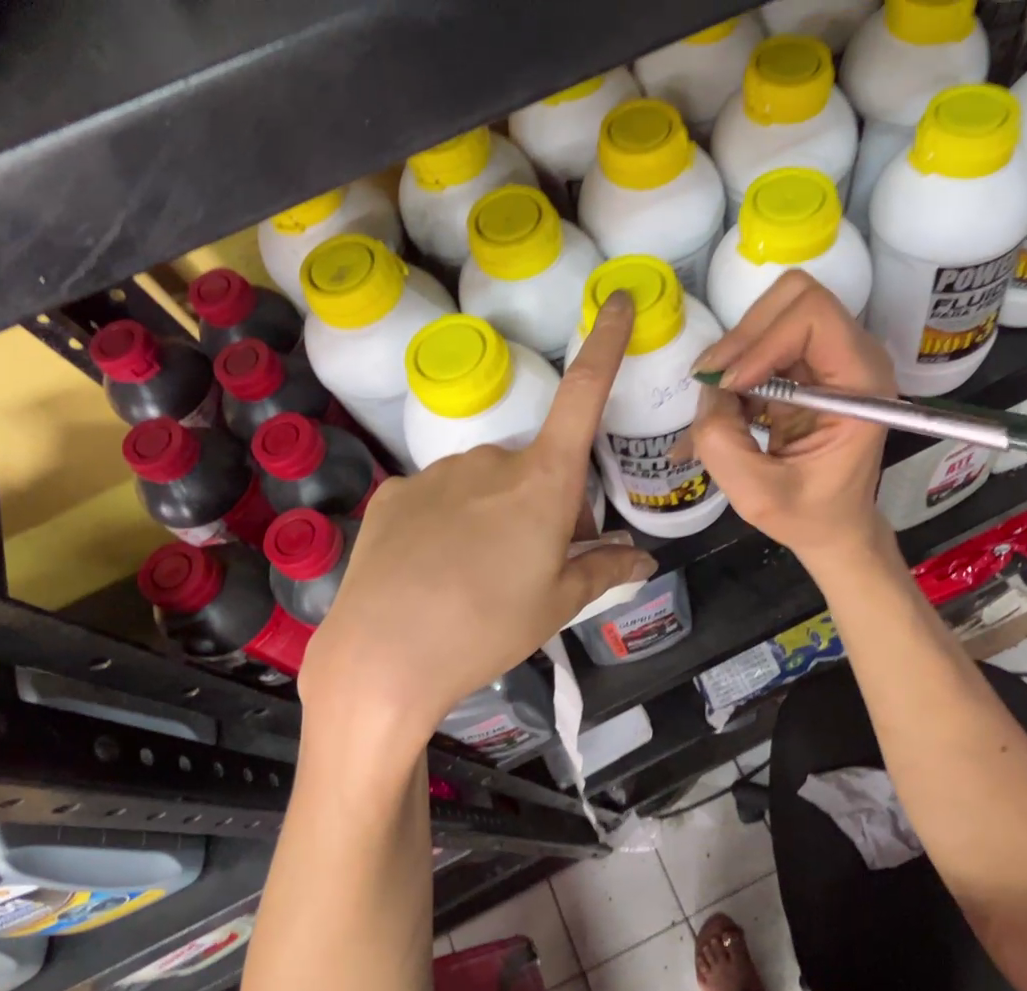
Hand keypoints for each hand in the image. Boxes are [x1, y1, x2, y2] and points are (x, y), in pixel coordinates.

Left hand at [299, 295, 655, 749]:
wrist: (383, 656)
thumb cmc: (488, 629)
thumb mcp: (558, 605)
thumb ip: (604, 571)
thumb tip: (643, 558)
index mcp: (542, 482)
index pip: (583, 395)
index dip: (606, 344)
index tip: (617, 299)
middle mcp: (490, 460)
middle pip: (537, 468)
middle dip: (549, 506)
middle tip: (541, 567)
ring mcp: (436, 473)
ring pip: (487, 484)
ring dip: (500, 515)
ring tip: (482, 579)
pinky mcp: (395, 493)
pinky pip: (441, 497)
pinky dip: (452, 524)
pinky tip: (436, 572)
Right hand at [690, 270, 898, 572]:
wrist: (835, 528)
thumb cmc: (810, 517)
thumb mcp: (757, 496)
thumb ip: (722, 442)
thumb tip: (708, 390)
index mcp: (862, 384)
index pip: (813, 315)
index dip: (762, 341)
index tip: (731, 388)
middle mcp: (854, 357)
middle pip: (794, 297)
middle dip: (744, 336)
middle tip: (713, 383)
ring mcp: (831, 357)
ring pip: (773, 312)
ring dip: (736, 350)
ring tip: (715, 398)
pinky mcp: (808, 365)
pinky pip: (764, 339)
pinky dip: (736, 364)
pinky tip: (723, 404)